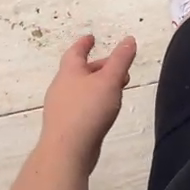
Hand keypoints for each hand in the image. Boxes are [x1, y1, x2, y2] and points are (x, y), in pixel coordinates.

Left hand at [39, 35, 136, 174]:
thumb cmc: (88, 110)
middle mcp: (61, 88)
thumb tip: (129, 39)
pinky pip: (80, 106)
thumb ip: (121, 60)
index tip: (91, 38)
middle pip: (80, 71)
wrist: (66, 152)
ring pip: (81, 89)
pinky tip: (106, 110)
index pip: (75, 52)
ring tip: (118, 89)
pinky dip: (94, 101)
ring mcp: (60, 108)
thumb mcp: (110, 80)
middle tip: (118, 67)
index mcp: (69, 73)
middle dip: (99, 67)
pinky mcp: (64, 126)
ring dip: (98, 85)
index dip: (84, 44)